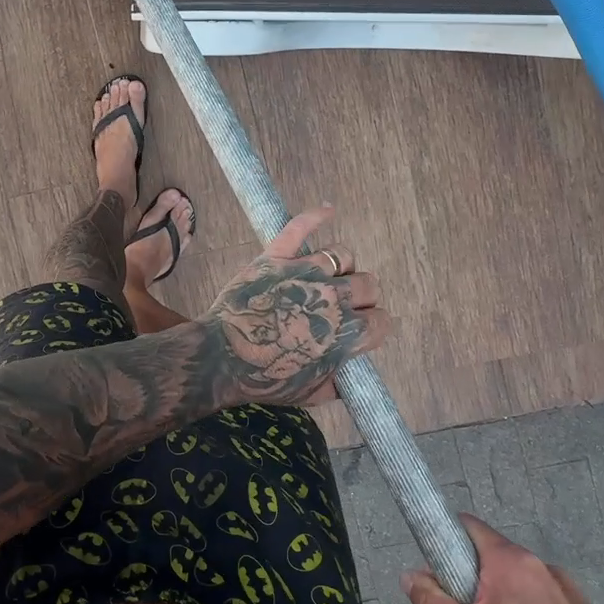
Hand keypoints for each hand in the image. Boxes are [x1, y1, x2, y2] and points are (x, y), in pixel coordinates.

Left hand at [201, 205, 388, 406]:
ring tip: (328, 274)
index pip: (382, 321)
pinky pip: (299, 228)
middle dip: (361, 295)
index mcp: (347, 335)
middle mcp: (333, 298)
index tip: (361, 326)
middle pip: (368, 285)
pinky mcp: (276, 257)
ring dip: (340, 266)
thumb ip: (339, 381)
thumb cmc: (266, 378)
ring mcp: (304, 273)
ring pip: (342, 256)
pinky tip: (327, 209)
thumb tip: (349, 370)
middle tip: (342, 303)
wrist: (222, 356)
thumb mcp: (314, 393)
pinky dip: (314, 216)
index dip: (373, 325)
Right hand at [404, 516, 596, 603]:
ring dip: (505, 600)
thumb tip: (411, 577)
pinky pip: (547, 602)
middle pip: (492, 560)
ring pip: (521, 584)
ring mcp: (570, 591)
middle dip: (475, 582)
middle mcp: (543, 566)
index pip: (467, 526)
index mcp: (512, 560)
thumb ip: (432, 600)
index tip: (441, 573)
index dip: (447, 544)